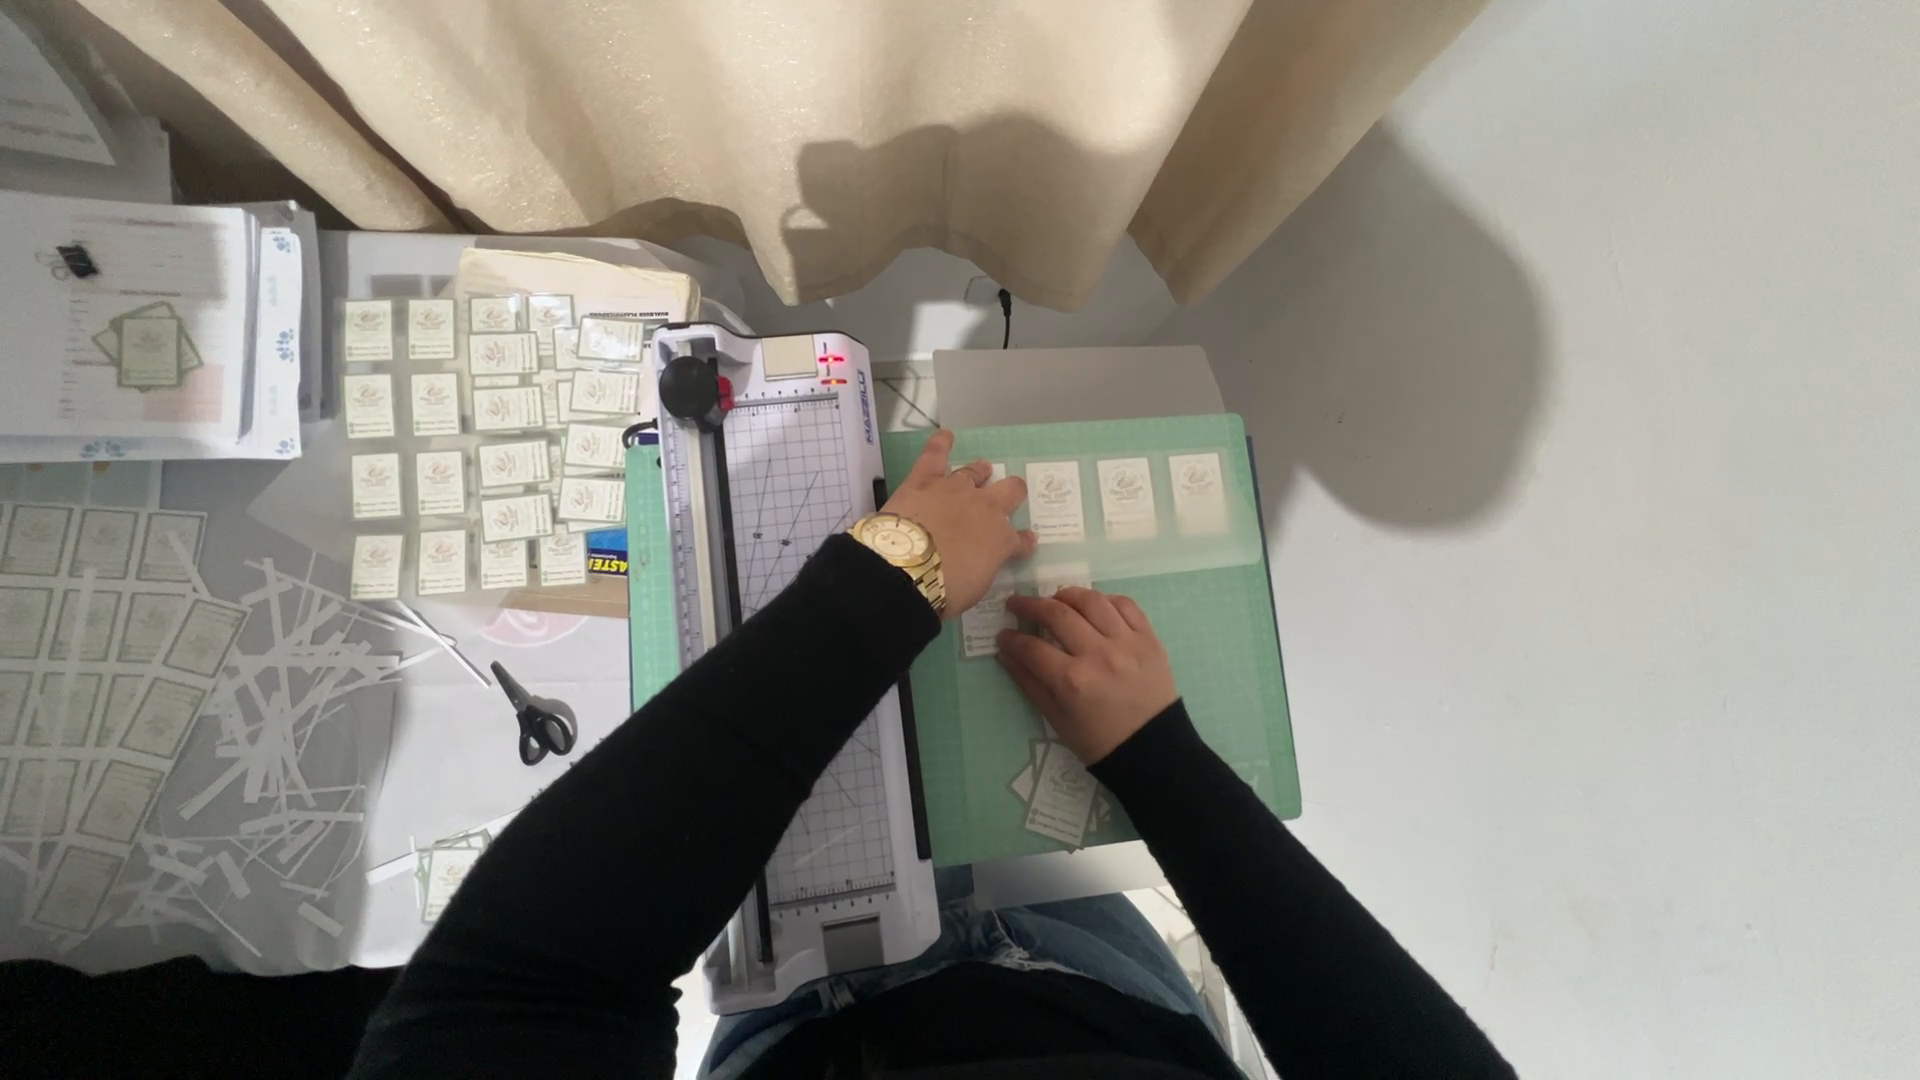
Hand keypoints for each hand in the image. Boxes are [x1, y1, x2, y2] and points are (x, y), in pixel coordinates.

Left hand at [880, 429, 1036, 616]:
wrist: (908, 570)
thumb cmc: (945, 588)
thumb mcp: (976, 587)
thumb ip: (983, 568)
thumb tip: (982, 562)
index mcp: (1001, 541)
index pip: (1019, 540)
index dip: (1023, 542)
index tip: (1025, 543)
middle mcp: (985, 509)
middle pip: (1010, 492)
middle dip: (1012, 494)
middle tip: (1008, 497)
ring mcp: (956, 490)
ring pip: (974, 473)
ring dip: (980, 472)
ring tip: (983, 468)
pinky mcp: (925, 480)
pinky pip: (935, 455)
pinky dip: (940, 444)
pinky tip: (945, 435)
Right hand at [997, 588, 1177, 763]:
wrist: (1153, 750)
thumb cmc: (1099, 741)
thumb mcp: (1056, 719)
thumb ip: (1028, 682)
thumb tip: (1005, 652)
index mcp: (1072, 681)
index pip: (1031, 647)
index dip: (1011, 639)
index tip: (1003, 635)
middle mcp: (1099, 655)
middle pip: (1057, 614)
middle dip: (1030, 605)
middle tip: (1017, 604)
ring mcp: (1127, 643)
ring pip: (1091, 601)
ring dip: (1067, 595)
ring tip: (1056, 600)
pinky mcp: (1149, 639)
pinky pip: (1125, 605)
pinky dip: (1105, 600)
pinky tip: (1093, 607)